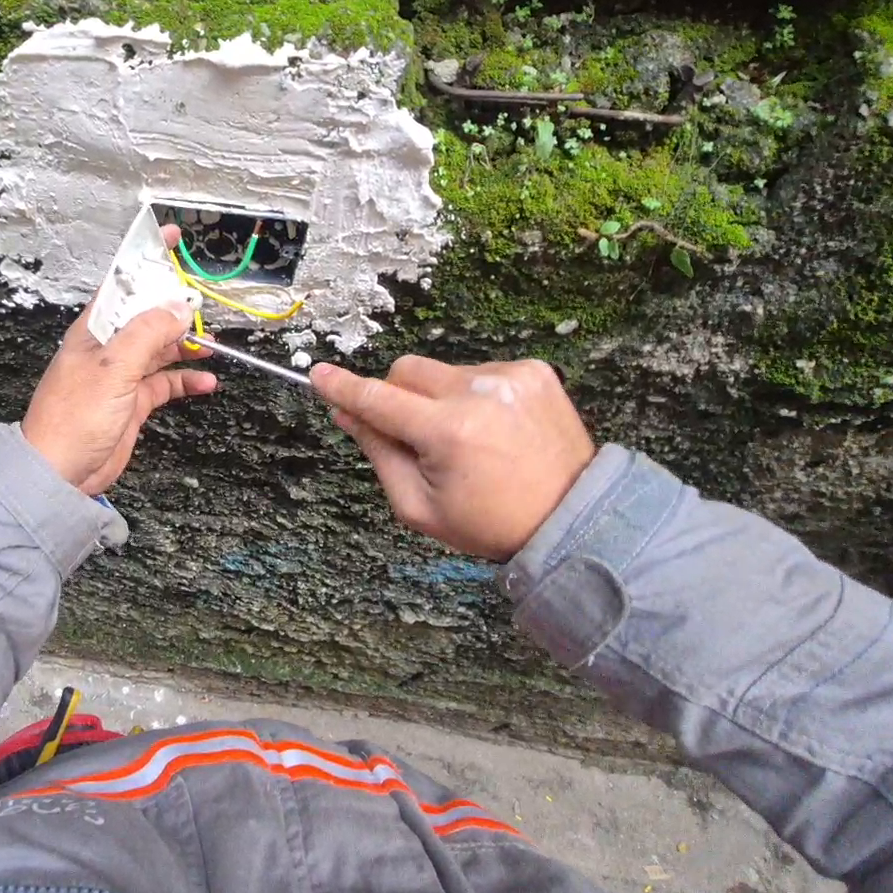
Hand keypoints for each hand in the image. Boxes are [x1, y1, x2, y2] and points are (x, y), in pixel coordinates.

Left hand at [22, 228, 217, 494]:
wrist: (60, 472)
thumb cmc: (73, 418)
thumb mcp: (112, 369)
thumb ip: (147, 334)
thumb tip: (178, 306)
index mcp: (94, 330)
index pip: (122, 282)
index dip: (146, 259)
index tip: (171, 238)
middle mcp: (107, 348)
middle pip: (146, 315)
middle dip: (175, 306)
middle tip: (205, 303)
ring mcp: (121, 375)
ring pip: (159, 349)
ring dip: (185, 344)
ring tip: (211, 343)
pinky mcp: (132, 402)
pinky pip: (165, 383)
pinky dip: (185, 381)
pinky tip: (206, 382)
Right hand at [310, 356, 594, 561]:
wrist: (575, 520)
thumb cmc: (488, 523)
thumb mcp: (417, 505)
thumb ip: (378, 452)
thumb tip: (346, 413)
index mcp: (448, 432)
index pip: (378, 400)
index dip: (343, 388)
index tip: (317, 375)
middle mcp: (479, 393)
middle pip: (405, 371)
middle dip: (396, 398)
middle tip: (413, 435)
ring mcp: (511, 376)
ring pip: (439, 371)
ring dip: (435, 397)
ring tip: (465, 437)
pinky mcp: (535, 371)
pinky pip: (477, 369)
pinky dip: (471, 393)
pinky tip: (491, 426)